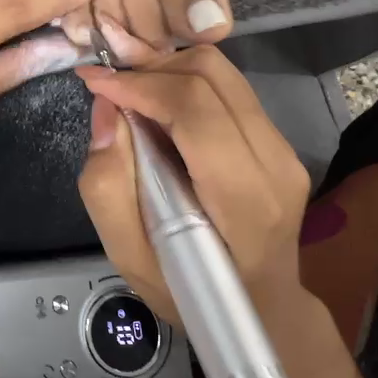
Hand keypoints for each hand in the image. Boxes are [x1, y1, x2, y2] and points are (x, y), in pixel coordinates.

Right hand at [77, 49, 377, 377]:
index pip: (195, 110)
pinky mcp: (278, 139)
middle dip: (149, 68)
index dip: (139, 84)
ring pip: (220, 72)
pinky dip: (183, 81)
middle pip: (210, 76)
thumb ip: (108, 186)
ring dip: (166, 68)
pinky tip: (155, 103)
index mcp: (244, 200)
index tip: (93, 81)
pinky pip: (227, 86)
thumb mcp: (130, 258)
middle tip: (107, 83)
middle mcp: (276, 163)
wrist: (263, 309)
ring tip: (128, 89)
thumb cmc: (191, 291)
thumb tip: (105, 109)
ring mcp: (284, 148)